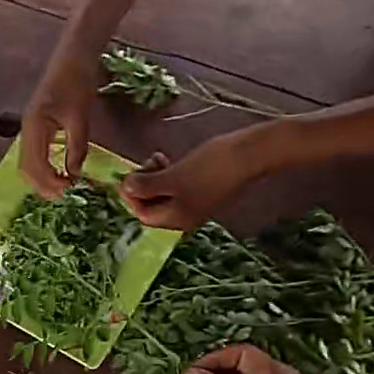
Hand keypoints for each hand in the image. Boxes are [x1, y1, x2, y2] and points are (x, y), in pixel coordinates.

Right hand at [20, 51, 101, 196]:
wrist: (74, 55)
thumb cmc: (77, 81)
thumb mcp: (80, 117)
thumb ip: (77, 148)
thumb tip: (75, 175)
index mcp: (35, 126)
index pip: (35, 166)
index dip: (51, 183)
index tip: (70, 187)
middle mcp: (27, 130)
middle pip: (26, 170)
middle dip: (44, 186)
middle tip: (66, 192)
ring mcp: (29, 129)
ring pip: (27, 165)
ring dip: (42, 180)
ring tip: (63, 185)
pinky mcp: (35, 128)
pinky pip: (33, 156)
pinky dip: (43, 170)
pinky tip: (59, 172)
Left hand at [119, 133, 251, 229]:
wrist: (248, 155)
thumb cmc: (209, 168)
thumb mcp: (173, 177)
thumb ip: (147, 186)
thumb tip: (126, 188)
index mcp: (176, 219)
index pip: (144, 215)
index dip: (131, 197)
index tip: (125, 175)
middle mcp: (184, 216)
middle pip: (153, 206)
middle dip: (143, 185)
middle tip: (147, 162)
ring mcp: (194, 203)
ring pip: (164, 194)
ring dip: (154, 177)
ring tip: (158, 157)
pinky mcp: (202, 188)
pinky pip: (177, 186)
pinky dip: (168, 174)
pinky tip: (168, 158)